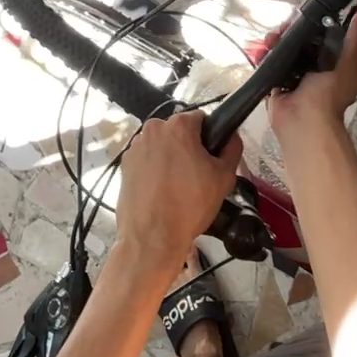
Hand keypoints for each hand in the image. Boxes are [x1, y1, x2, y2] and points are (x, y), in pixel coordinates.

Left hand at [114, 111, 243, 275]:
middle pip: (179, 132)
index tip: (212, 156)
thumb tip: (231, 137)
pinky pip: (146, 160)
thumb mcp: (224, 177)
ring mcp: (135, 146)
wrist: (152, 238)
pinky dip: (154, 169)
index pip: (201, 119)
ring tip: (178, 186)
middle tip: (198, 174)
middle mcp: (153, 129)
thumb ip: (232, 149)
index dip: (210, 137)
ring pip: (161, 146)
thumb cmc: (189, 206)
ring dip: (170, 158)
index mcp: (179, 125)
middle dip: (189, 147)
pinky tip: (162, 191)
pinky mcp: (124, 165)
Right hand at [266, 0, 356, 141]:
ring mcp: (297, 74)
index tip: (303, 14)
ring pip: (285, 47)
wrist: (303, 121)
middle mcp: (318, 65)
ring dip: (276, 40)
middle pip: (302, 38)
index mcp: (337, 60)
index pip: (325, 32)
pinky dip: (264, 54)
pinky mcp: (279, 81)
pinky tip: (261, 50)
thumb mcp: (347, 58)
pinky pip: (271, 61)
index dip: (314, 21)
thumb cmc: (329, 92)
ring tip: (271, 39)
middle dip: (290, 30)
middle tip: (283, 27)